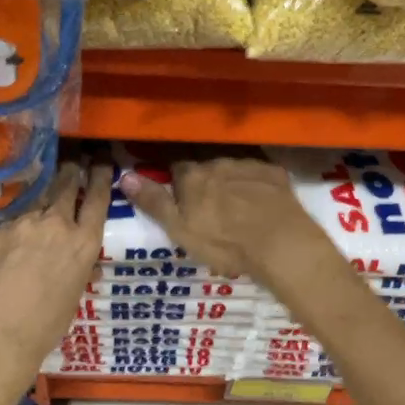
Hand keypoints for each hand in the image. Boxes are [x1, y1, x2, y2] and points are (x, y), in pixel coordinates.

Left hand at [0, 161, 111, 376]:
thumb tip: (85, 264)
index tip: (102, 161)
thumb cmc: (47, 324)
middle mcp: (58, 224)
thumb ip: (80, 268)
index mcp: (84, 242)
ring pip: (40, 203)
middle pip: (66, 185)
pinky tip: (17, 244)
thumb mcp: (75, 294)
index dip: (101, 176)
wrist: (1, 332)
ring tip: (44, 209)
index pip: (98, 198)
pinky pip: (17, 222)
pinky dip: (22, 227)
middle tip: (73, 165)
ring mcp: (26, 224)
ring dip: (45, 204)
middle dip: (71, 173)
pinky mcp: (1, 230)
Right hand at [119, 158, 333, 284]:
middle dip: (203, 177)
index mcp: (191, 175)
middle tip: (206, 200)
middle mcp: (218, 161)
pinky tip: (259, 200)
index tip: (172, 184)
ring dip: (229, 179)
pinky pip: (258, 173)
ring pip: (231, 167)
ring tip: (234, 202)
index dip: (171, 174)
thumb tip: (124, 176)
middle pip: (204, 164)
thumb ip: (153, 201)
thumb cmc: (223, 241)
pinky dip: (255, 183)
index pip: (174, 165)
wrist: (279, 243)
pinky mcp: (274, 173)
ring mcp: (248, 165)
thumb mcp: (179, 228)